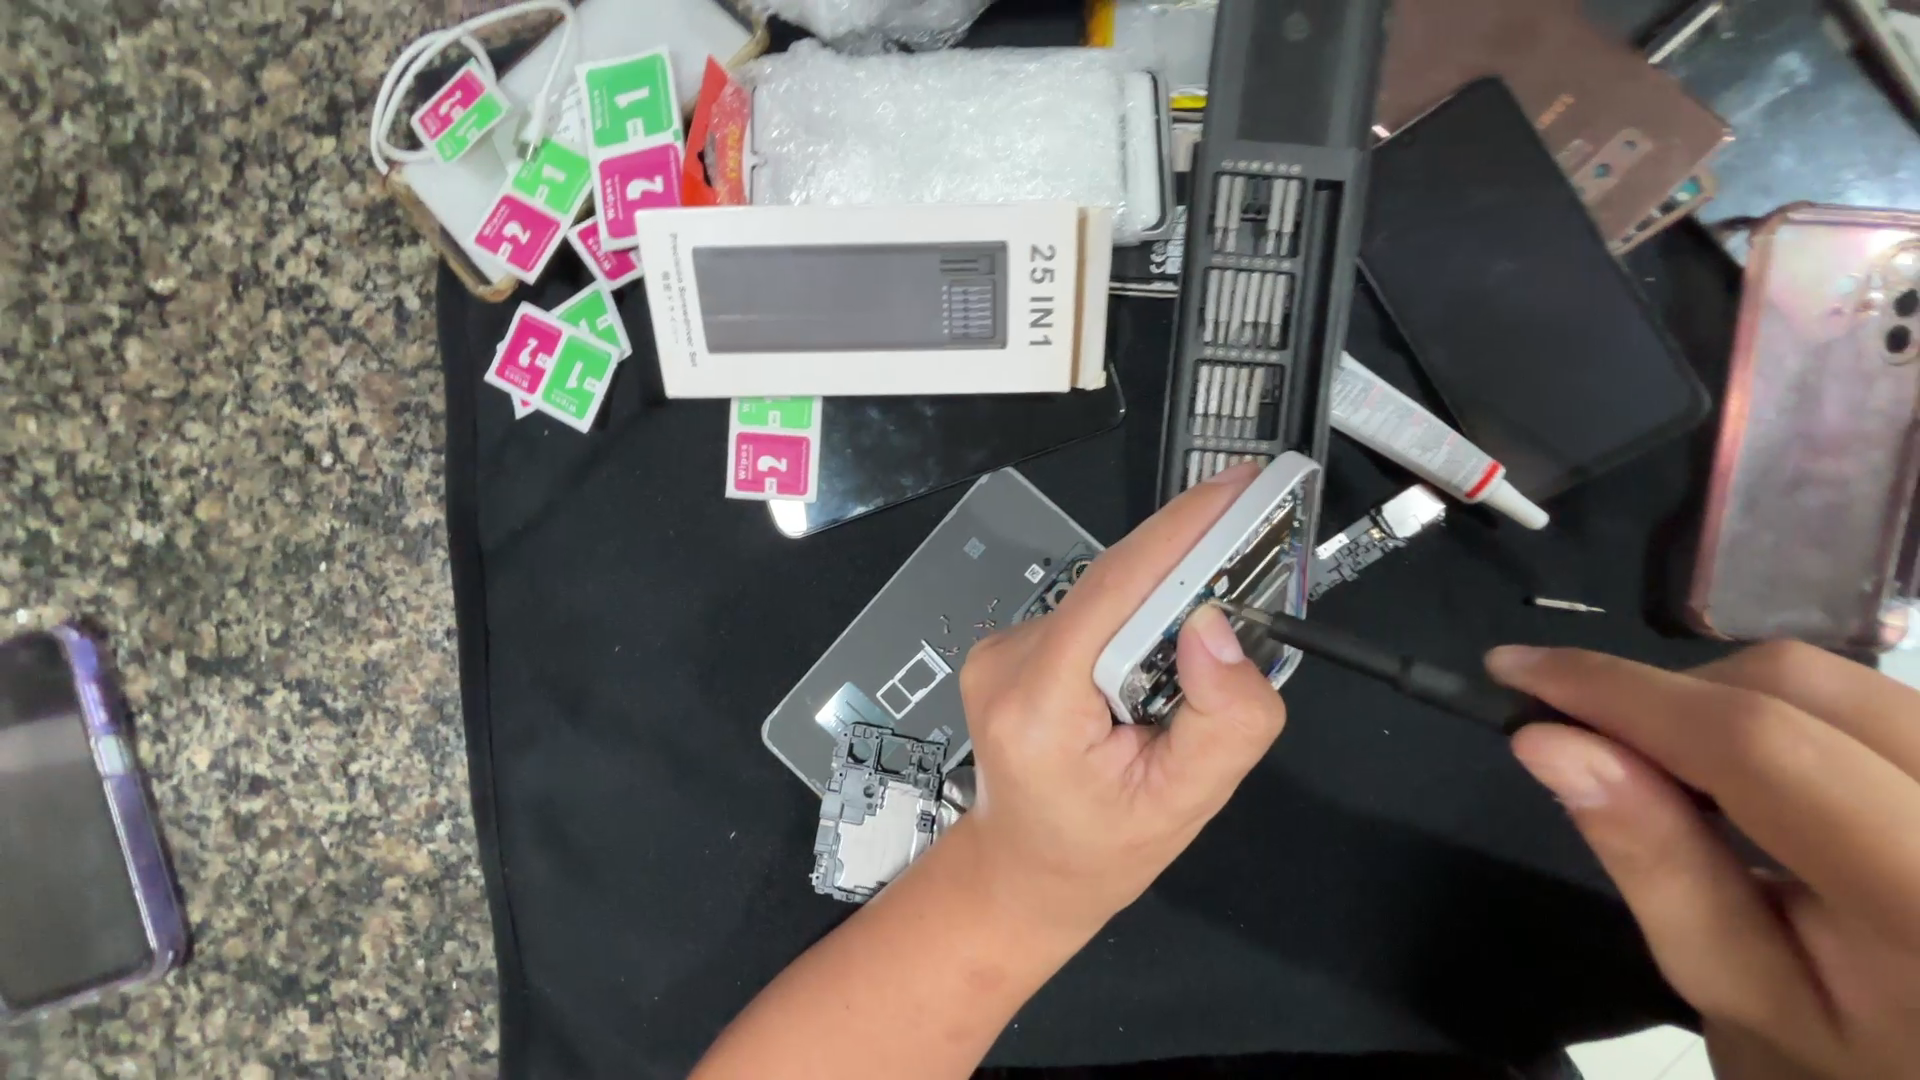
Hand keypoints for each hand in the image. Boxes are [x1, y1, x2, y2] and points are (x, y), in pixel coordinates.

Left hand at [949, 463, 1289, 939]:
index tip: (1238, 485)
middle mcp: (1005, 662)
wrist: (1026, 863)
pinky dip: (1132, 617)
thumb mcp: (1186, 802)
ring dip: (1160, 596)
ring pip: (1100, 597)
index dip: (1179, 532)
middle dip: (1186, 555)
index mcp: (1038, 706)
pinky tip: (1157, 648)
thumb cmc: (1100, 847)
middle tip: (1253, 516)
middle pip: (1109, 586)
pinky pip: (1087, 613)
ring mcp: (999, 650)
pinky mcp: (1009, 647)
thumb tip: (1216, 625)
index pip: (1113, 593)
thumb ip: (1223, 720)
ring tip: (1211, 608)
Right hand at [1488, 642, 1919, 1078]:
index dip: (1621, 691)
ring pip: (1845, 678)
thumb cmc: (1849, 1061)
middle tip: (1599, 738)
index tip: (1513, 669)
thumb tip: (1546, 741)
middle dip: (1669, 693)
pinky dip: (1790, 709)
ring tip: (1686, 765)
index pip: (1761, 748)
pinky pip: (1880, 696)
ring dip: (1727, 698)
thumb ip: (1653, 862)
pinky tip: (1764, 770)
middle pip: (1806, 686)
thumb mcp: (1735, 987)